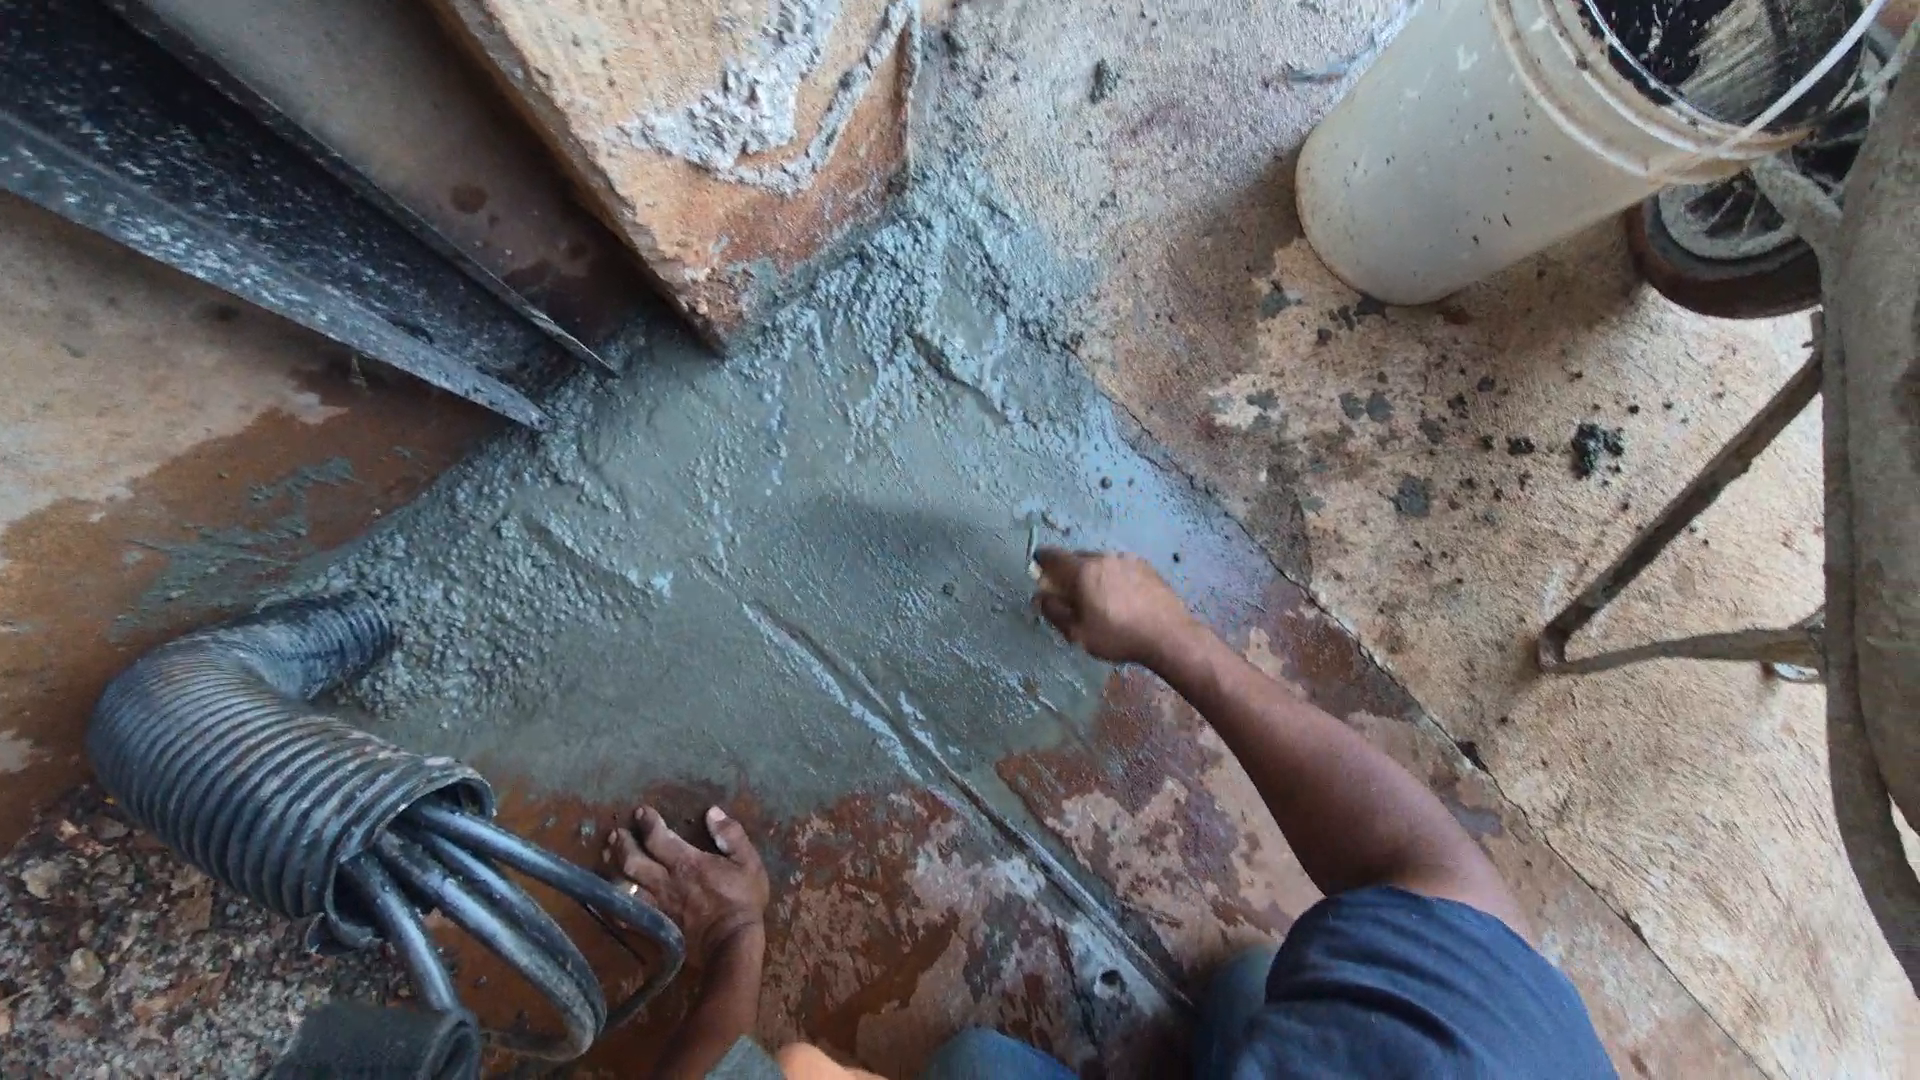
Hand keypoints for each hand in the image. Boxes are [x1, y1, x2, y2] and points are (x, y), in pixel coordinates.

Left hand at [605, 806, 769, 968]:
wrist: (732, 941)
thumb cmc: (742, 899)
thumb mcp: (748, 861)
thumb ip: (731, 835)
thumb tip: (713, 812)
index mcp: (687, 863)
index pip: (658, 838)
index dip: (647, 822)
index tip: (640, 812)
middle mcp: (665, 882)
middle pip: (632, 861)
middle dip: (622, 844)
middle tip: (616, 832)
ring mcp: (657, 904)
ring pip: (624, 885)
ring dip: (612, 868)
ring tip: (607, 854)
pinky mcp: (654, 923)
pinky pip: (625, 913)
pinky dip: (612, 902)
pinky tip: (607, 893)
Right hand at [1032, 547, 1204, 665]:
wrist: (1169, 635)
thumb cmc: (1118, 636)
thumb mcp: (1078, 633)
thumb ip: (1054, 611)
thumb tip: (1040, 596)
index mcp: (1083, 571)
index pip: (1053, 556)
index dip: (1042, 560)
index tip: (1039, 568)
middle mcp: (1104, 558)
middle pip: (1077, 557)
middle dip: (1069, 571)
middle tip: (1070, 591)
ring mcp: (1127, 560)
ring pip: (1100, 561)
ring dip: (1093, 573)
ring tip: (1098, 596)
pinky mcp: (1146, 566)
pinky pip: (1120, 566)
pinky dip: (1113, 576)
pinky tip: (1121, 596)